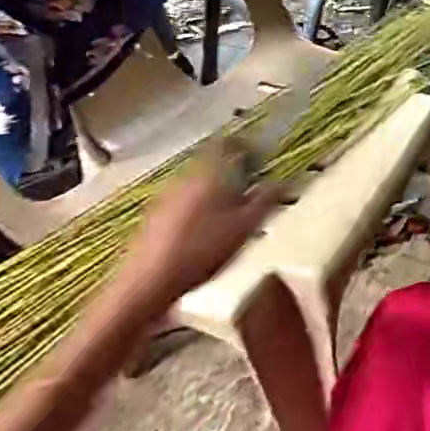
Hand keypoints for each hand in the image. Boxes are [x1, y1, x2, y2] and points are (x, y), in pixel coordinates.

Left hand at [114, 139, 278, 308]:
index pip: (228, 142)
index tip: (260, 157)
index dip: (246, 145)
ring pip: (199, 186)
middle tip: (251, 193)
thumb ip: (268, 200)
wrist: (144, 288)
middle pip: (213, 165)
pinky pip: (183, 205)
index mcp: (209, 171)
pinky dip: (198, 212)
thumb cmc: (200, 251)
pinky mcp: (152, 220)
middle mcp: (185, 177)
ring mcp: (165, 198)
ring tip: (232, 220)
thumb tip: (285, 181)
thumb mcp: (246, 226)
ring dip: (216, 195)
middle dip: (234, 175)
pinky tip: (204, 238)